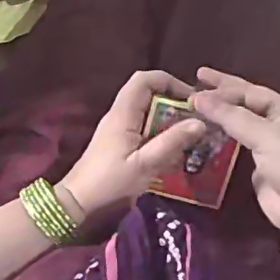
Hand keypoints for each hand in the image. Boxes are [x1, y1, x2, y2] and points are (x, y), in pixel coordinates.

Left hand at [58, 71, 209, 223]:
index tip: (191, 98)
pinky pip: (143, 126)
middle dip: (174, 102)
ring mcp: (118, 127)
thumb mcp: (145, 164)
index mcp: (123, 113)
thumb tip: (200, 122)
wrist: (79, 200)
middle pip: (148, 94)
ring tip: (190, 135)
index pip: (144, 80)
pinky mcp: (119, 140)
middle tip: (196, 119)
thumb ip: (172, 142)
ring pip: (147, 111)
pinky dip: (160, 132)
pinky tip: (173, 150)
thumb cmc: (110, 181)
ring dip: (168, 119)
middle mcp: (120, 114)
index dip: (169, 81)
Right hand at [189, 68, 279, 235]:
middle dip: (220, 93)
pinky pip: (234, 145)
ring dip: (217, 115)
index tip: (196, 81)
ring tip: (192, 106)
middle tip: (194, 81)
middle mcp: (275, 123)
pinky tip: (202, 132)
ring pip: (237, 123)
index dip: (223, 85)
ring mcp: (265, 145)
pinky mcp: (256, 165)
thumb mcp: (266, 136)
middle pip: (243, 103)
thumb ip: (232, 117)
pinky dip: (218, 137)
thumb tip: (199, 98)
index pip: (249, 91)